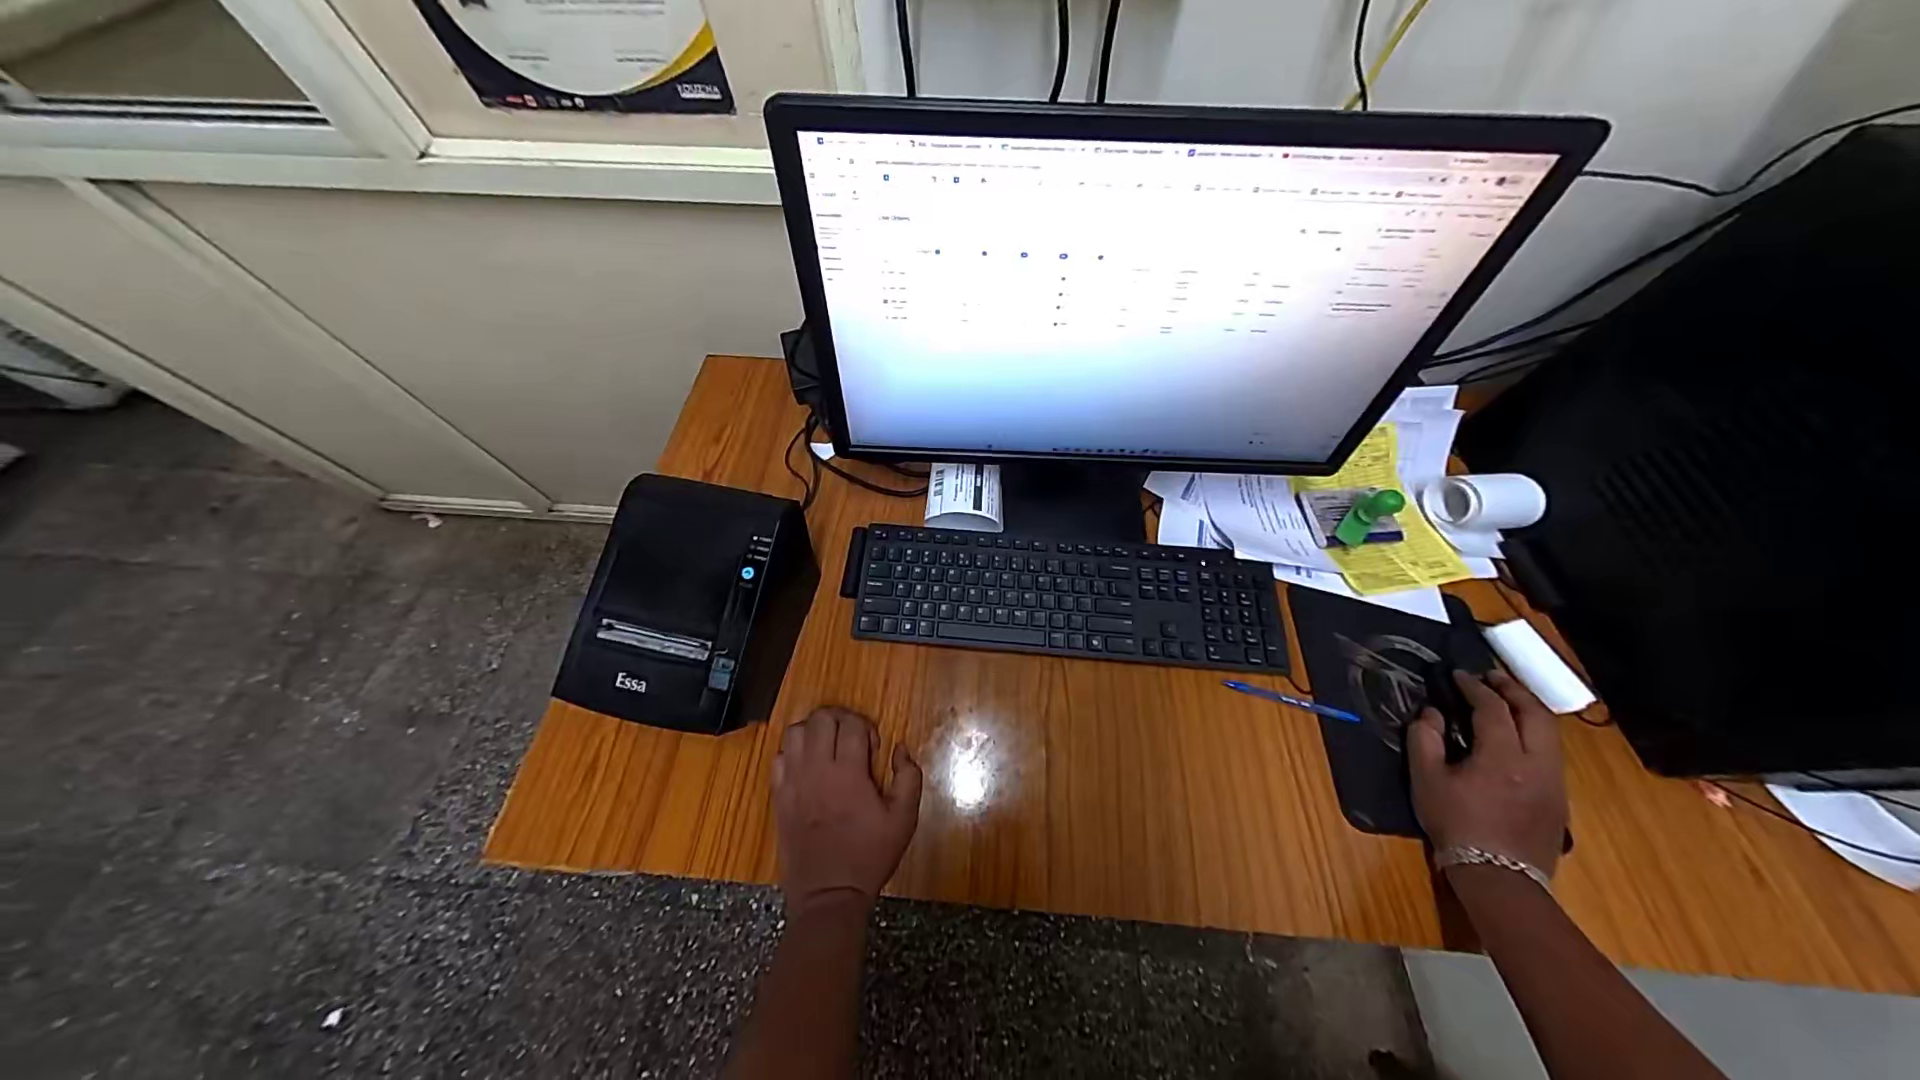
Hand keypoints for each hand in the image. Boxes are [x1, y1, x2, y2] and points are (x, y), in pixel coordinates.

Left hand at [772, 706, 922, 914]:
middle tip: (853, 739)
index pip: (852, 725)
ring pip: (795, 731)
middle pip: (821, 718)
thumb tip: (901, 749)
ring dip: (814, 731)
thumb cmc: (869, 856)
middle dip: (841, 720)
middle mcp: (817, 770)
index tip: (874, 748)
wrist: (828, 893)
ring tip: (829, 748)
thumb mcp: (903, 819)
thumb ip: (909, 778)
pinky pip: (778, 757)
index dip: (867, 727)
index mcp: (849, 773)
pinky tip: (808, 768)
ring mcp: (793, 782)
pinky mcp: (778, 796)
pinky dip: (793, 753)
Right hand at [1409, 669, 1567, 877]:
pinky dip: (1534, 732)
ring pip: (1550, 733)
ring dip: (1527, 710)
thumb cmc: (1456, 824)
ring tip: (1505, 700)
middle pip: (1535, 714)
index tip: (1459, 675)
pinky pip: (1550, 753)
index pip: (1493, 709)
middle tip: (1491, 677)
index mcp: (1503, 756)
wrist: (1500, 877)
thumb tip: (1431, 714)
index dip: (1475, 687)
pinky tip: (1515, 737)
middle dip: (1513, 690)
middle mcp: (1538, 763)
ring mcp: (1554, 781)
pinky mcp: (1559, 798)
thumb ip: (1424, 739)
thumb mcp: (1426, 780)